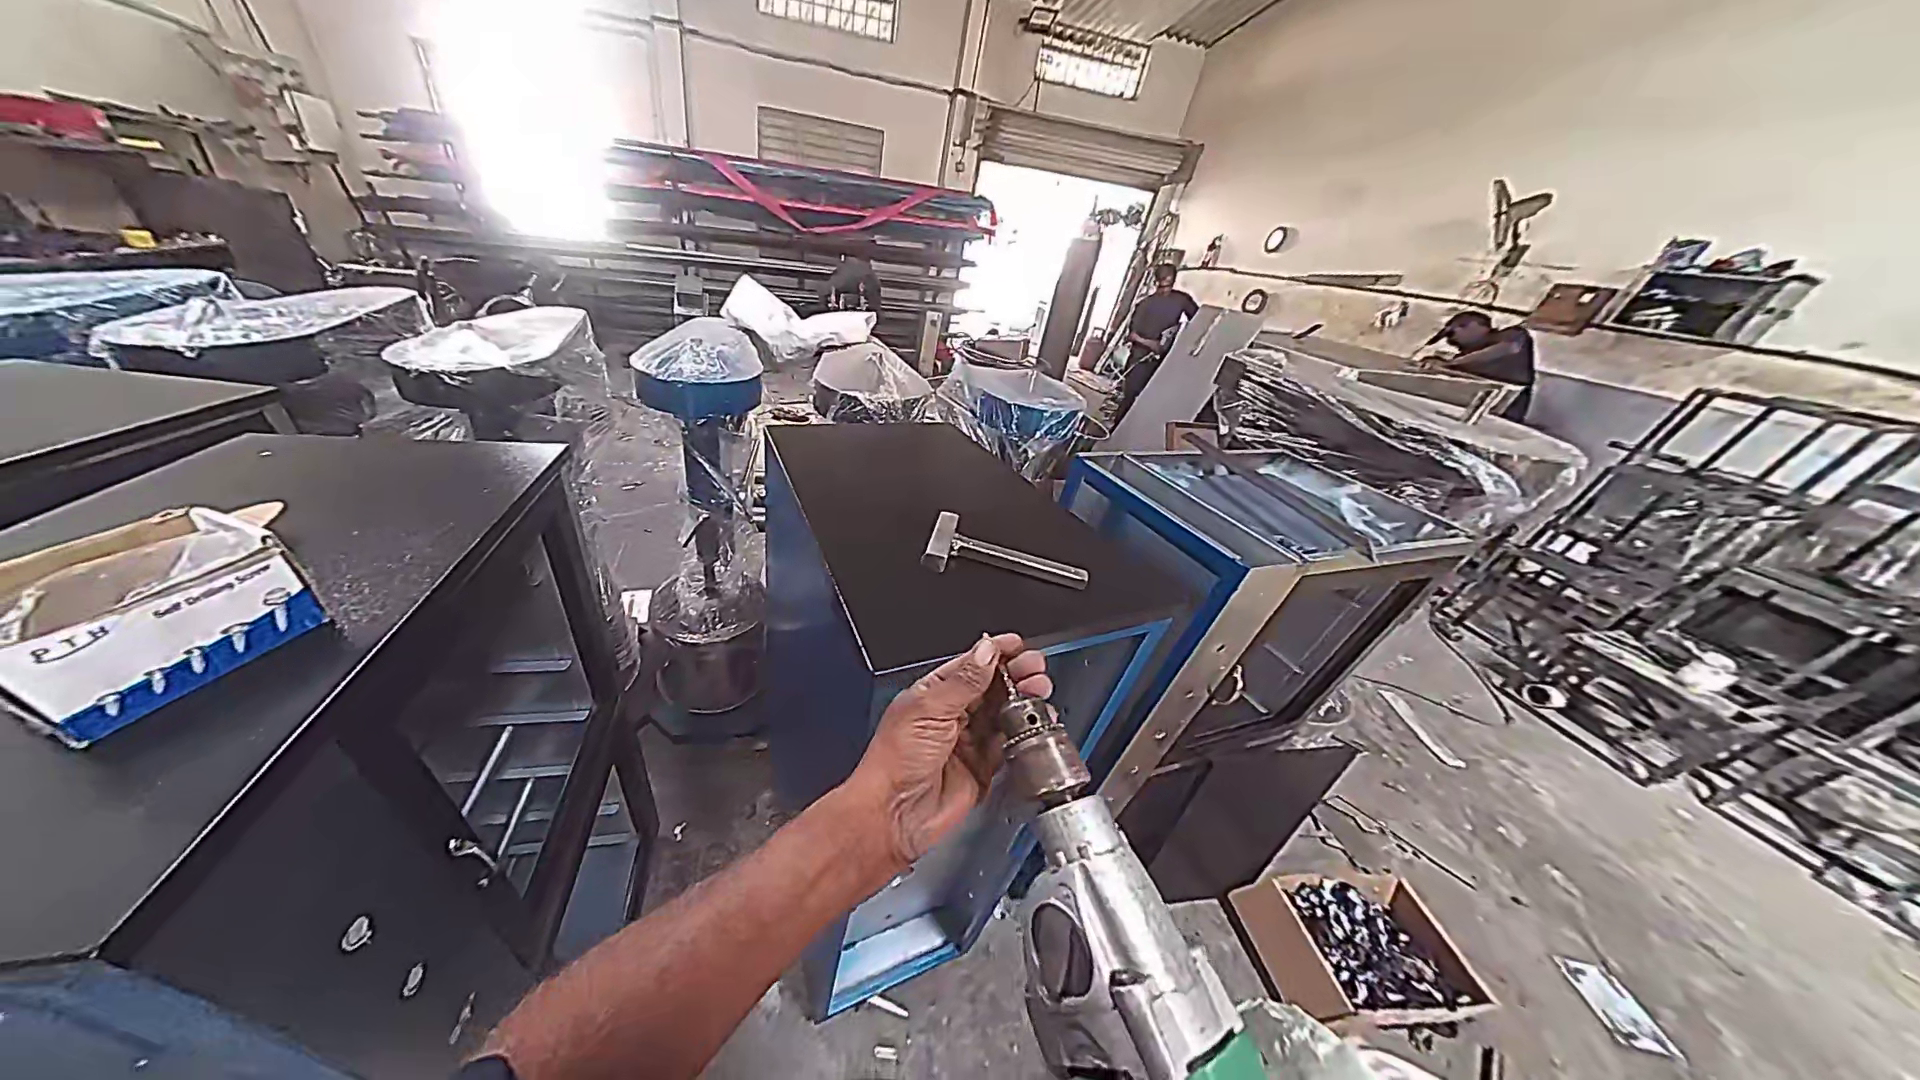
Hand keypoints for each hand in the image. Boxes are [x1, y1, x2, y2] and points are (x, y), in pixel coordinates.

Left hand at [842, 634, 1051, 869]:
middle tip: (1035, 668)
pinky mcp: (981, 767)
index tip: (1017, 645)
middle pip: (992, 686)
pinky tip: (1035, 722)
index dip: (994, 652)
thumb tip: (986, 652)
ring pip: (1003, 712)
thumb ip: (963, 681)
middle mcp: (951, 714)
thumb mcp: (929, 709)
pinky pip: (1008, 744)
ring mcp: (967, 740)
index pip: (970, 665)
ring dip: (1023, 699)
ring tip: (1039, 691)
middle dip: (1016, 674)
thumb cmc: (894, 761)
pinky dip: (1024, 732)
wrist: (894, 814)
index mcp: (933, 693)